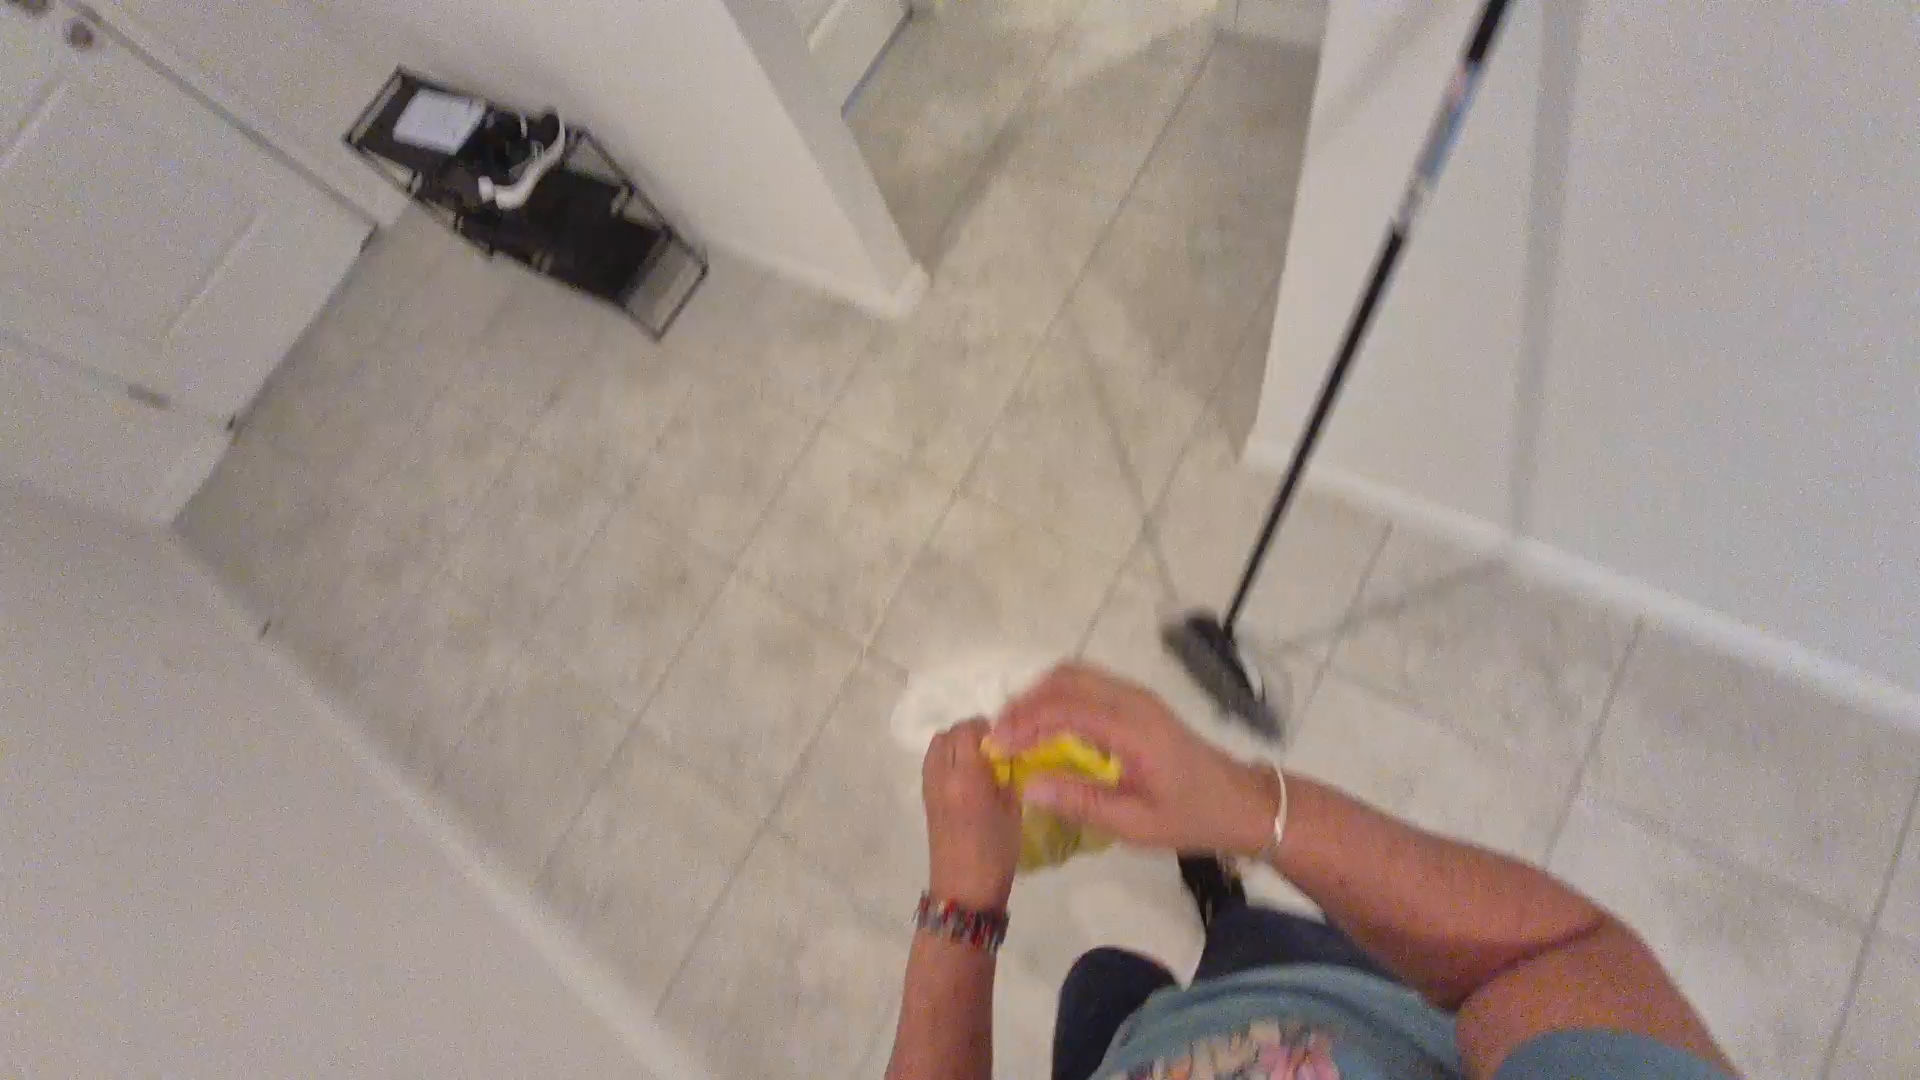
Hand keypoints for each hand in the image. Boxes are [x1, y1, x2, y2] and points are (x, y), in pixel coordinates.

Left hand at [922, 717, 1021, 908]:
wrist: (964, 890)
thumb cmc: (996, 851)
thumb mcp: (1013, 808)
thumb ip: (1008, 774)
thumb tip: (1006, 754)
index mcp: (966, 775)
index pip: (967, 729)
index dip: (985, 727)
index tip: (1003, 738)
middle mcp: (941, 775)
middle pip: (948, 734)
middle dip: (969, 732)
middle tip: (991, 747)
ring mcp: (929, 786)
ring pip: (936, 745)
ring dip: (955, 743)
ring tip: (977, 759)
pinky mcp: (925, 798)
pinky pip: (932, 762)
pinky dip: (946, 757)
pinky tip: (966, 775)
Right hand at [991, 663, 1280, 856]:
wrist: (1241, 802)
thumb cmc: (1191, 817)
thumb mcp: (1135, 825)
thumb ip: (1080, 802)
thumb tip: (1028, 786)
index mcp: (1133, 729)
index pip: (1066, 710)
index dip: (1025, 724)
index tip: (997, 747)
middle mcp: (1132, 700)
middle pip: (1065, 679)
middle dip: (1025, 702)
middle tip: (1000, 735)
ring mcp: (1135, 695)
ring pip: (1074, 675)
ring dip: (1039, 695)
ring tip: (1016, 728)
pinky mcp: (1136, 700)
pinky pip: (1087, 684)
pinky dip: (1057, 696)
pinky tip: (1045, 724)